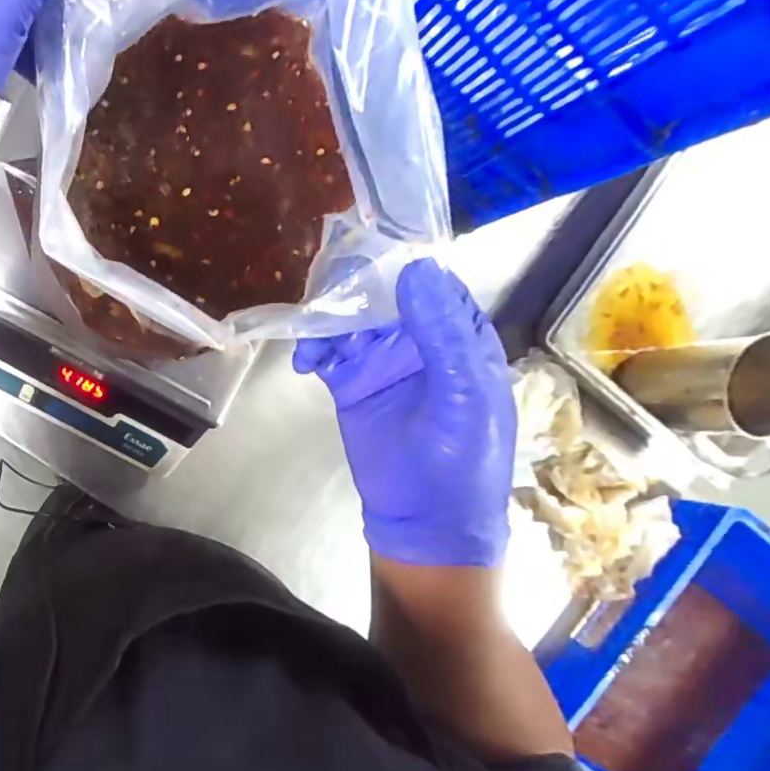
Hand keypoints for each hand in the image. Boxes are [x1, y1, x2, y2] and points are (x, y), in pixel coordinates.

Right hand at [294, 259, 514, 566]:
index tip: (370, 249)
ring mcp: (381, 361)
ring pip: (350, 319)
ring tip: (312, 333)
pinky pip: (328, 353)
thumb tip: (416, 269)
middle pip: (383, 293)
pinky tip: (306, 362)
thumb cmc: (461, 460)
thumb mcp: (462, 394)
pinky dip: (313, 349)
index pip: (430, 282)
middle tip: (328, 288)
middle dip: (355, 286)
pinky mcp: (351, 385)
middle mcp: (418, 340)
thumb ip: (442, 333)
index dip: (401, 262)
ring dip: (328, 318)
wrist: (425, 520)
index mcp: (458, 335)